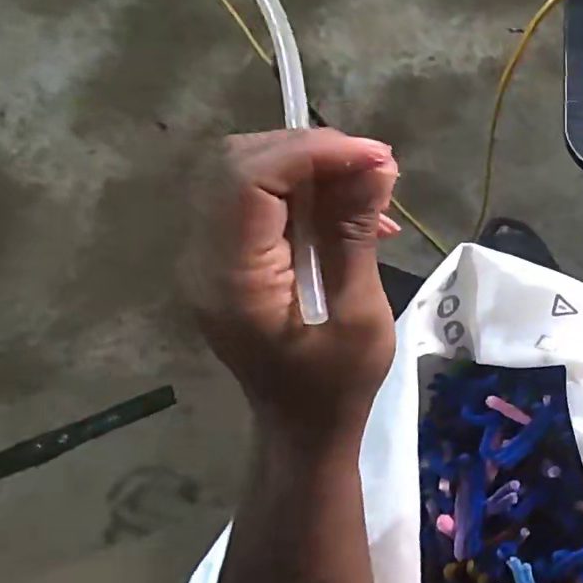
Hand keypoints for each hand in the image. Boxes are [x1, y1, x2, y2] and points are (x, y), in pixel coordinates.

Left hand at [181, 128, 401, 423]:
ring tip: (369, 182)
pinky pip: (258, 201)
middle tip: (376, 165)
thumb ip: (355, 235)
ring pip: (246, 174)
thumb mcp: (358, 313)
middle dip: (311, 151)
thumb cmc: (336, 386)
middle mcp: (204, 257)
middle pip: (239, 165)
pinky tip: (351, 208)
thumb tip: (376, 166)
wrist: (303, 430)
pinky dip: (305, 191)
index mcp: (232, 278)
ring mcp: (211, 256)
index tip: (377, 156)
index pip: (249, 179)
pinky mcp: (229, 258)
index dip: (313, 153)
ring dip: (310, 167)